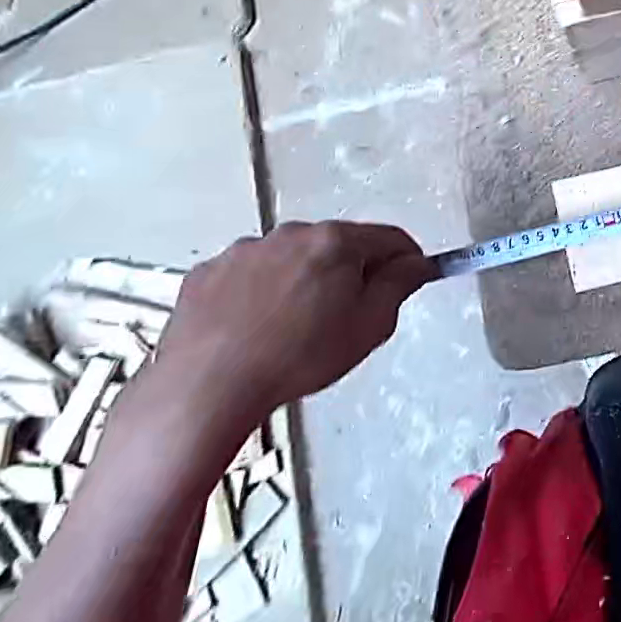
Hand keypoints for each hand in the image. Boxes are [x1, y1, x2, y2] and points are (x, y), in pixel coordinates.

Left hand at [154, 221, 435, 425]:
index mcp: (336, 241)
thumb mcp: (371, 325)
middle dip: (352, 272)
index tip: (408, 279)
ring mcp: (245, 251)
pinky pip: (251, 274)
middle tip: (350, 315)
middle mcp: (291, 234)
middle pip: (340, 245)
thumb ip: (400, 284)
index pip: (390, 238)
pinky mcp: (209, 273)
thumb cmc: (296, 357)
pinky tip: (259, 328)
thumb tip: (414, 264)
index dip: (407, 260)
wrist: (206, 386)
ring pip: (294, 258)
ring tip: (297, 329)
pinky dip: (263, 292)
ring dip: (306, 280)